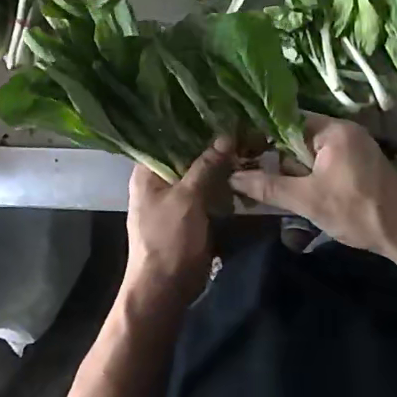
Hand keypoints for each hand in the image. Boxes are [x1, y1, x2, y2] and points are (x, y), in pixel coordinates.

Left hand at [123, 137, 235, 305]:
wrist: (165, 287)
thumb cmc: (168, 239)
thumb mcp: (187, 198)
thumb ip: (206, 166)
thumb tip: (226, 135)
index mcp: (147, 172)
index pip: (167, 137)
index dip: (191, 124)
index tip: (219, 109)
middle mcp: (159, 181)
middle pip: (187, 155)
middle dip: (212, 144)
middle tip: (242, 125)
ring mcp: (176, 199)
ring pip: (200, 174)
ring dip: (221, 165)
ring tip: (249, 143)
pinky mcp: (191, 215)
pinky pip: (208, 193)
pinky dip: (223, 185)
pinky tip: (245, 172)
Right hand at [230, 116, 396, 258]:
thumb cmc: (355, 212)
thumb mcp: (307, 200)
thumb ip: (268, 186)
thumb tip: (233, 177)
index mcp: (335, 130)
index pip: (288, 122)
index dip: (264, 138)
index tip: (243, 154)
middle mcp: (347, 131)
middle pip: (299, 137)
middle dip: (280, 158)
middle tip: (256, 176)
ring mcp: (356, 147)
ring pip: (312, 152)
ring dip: (295, 170)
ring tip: (275, 187)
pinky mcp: (361, 164)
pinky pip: (327, 161)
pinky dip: (312, 174)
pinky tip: (301, 192)